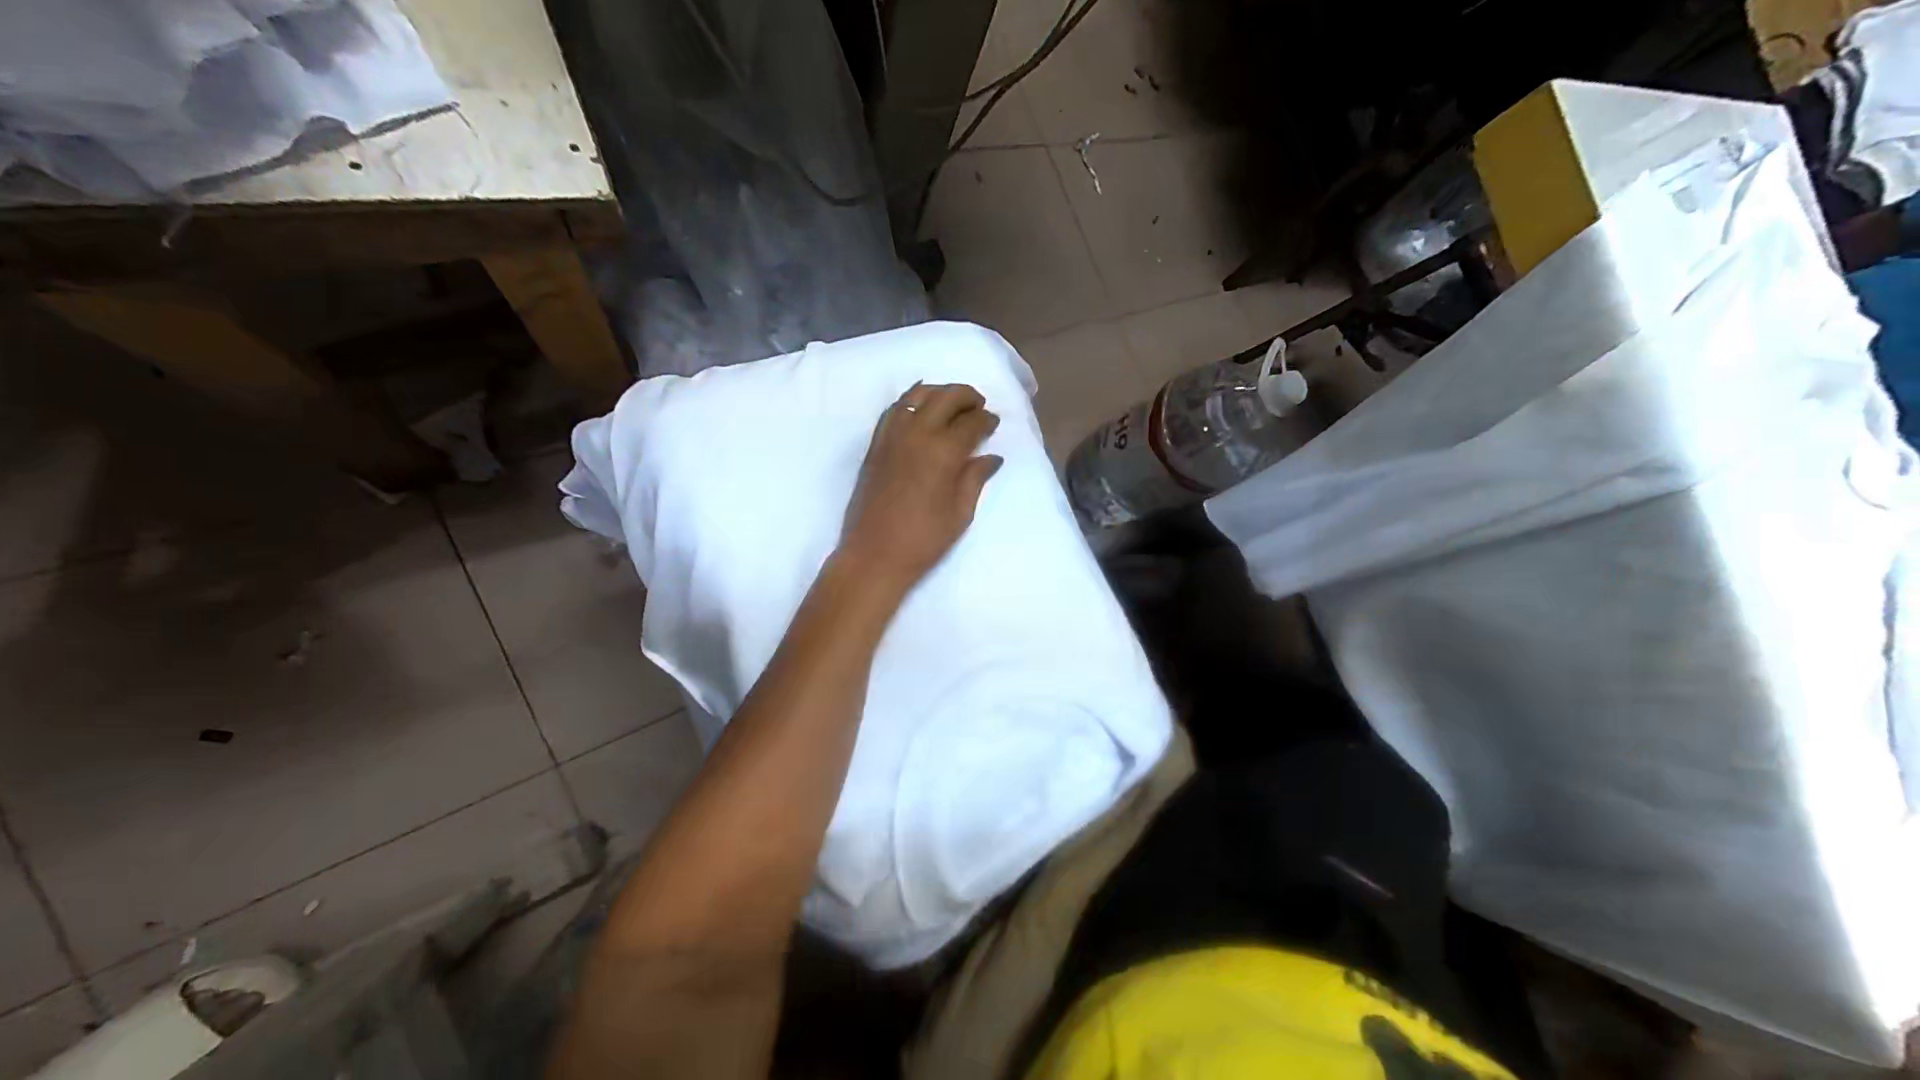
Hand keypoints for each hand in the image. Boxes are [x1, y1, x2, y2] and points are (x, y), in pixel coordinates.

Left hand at [840, 382, 1002, 593]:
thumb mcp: (960, 513)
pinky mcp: (875, 445)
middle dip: (967, 397)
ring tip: (952, 404)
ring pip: (918, 395)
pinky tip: (920, 407)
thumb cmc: (924, 540)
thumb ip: (975, 478)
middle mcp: (918, 433)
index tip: (994, 422)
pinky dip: (911, 401)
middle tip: (978, 407)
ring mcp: (893, 436)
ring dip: (939, 393)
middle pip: (947, 397)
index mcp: (944, 451)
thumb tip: (992, 457)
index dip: (987, 419)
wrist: (874, 555)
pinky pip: (894, 409)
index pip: (972, 422)